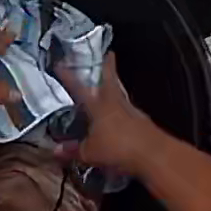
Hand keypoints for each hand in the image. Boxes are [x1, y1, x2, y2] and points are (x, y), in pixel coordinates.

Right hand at [59, 52, 163, 172]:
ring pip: (121, 94)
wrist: (155, 155)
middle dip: (108, 67)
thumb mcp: (89, 153)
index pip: (79, 88)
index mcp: (98, 107)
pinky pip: (129, 112)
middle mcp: (115, 104)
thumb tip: (55, 151)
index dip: (69, 77)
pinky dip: (123, 110)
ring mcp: (132, 112)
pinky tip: (121, 116)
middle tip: (109, 55)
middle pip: (111, 81)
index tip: (61, 64)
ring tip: (111, 85)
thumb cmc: (118, 149)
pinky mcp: (143, 124)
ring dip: (116, 87)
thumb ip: (72, 150)